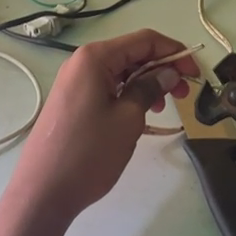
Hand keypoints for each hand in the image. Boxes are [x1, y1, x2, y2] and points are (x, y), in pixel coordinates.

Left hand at [8, 29, 198, 219]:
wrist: (41, 195)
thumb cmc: (88, 153)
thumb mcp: (128, 118)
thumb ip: (151, 88)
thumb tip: (168, 72)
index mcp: (95, 57)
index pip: (144, 40)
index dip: (174, 52)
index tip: (195, 74)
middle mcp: (82, 62)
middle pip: (131, 54)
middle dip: (161, 69)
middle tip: (182, 95)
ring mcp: (73, 82)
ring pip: (120, 72)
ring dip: (145, 83)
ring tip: (160, 108)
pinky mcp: (70, 102)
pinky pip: (106, 87)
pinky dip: (127, 94)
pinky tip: (139, 115)